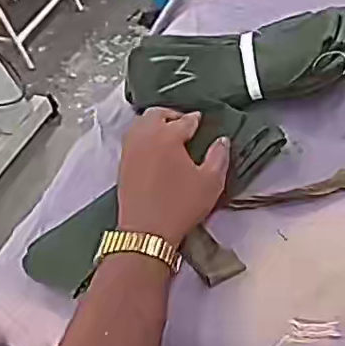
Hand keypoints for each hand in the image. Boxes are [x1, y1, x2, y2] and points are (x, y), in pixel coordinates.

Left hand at [117, 108, 227, 245]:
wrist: (147, 231)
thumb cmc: (181, 206)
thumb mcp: (211, 182)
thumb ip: (219, 156)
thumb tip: (222, 141)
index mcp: (168, 136)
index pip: (185, 120)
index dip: (196, 120)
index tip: (202, 121)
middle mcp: (145, 136)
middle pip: (157, 114)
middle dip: (172, 115)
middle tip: (184, 123)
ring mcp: (130, 149)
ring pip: (141, 124)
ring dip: (155, 123)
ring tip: (168, 133)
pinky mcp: (123, 163)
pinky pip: (133, 138)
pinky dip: (144, 136)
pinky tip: (154, 149)